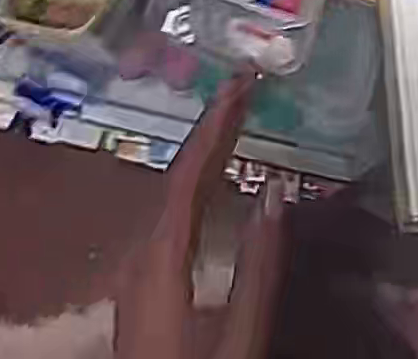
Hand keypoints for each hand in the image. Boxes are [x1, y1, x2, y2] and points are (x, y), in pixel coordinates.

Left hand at [115, 73, 287, 358]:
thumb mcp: (239, 341)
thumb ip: (258, 267)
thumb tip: (278, 190)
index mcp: (160, 257)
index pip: (192, 173)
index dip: (218, 124)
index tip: (241, 84)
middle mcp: (141, 249)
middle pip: (180, 172)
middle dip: (213, 125)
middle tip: (244, 86)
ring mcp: (138, 264)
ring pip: (174, 188)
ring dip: (206, 148)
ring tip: (235, 115)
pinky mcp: (145, 277)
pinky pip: (172, 208)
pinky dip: (197, 179)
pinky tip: (212, 175)